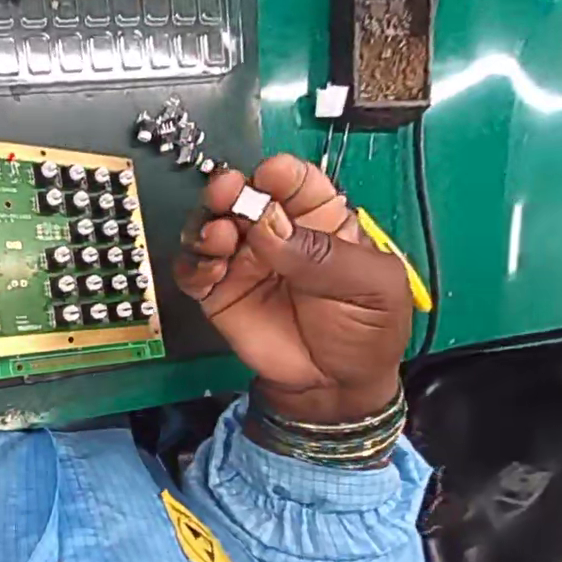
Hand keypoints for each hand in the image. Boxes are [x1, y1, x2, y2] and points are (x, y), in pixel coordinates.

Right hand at [174, 154, 412, 424]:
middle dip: (230, 190)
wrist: (332, 387)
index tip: (270, 175)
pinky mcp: (215, 292)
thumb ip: (321, 254)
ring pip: (210, 228)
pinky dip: (192, 264)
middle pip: (243, 198)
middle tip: (226, 193)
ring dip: (207, 225)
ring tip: (218, 238)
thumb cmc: (365, 331)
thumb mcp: (369, 286)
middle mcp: (273, 235)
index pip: (294, 183)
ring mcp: (241, 263)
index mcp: (318, 221)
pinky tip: (209, 270)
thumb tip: (269, 224)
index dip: (280, 175)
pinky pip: (192, 270)